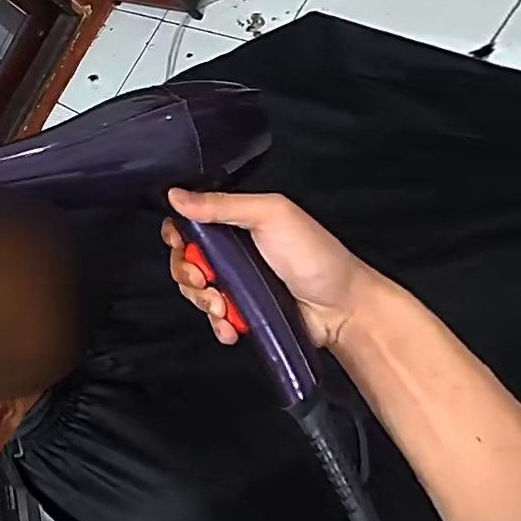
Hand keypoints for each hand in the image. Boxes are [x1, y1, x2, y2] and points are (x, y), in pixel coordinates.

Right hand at [161, 189, 386, 349]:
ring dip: (201, 299)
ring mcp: (233, 281)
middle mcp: (228, 250)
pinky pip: (211, 316)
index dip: (175, 233)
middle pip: (182, 257)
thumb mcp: (270, 215)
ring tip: (223, 306)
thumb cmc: (316, 256)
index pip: (186, 222)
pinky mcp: (239, 309)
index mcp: (232, 221)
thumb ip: (221, 204)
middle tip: (203, 279)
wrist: (346, 310)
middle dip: (185, 271)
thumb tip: (176, 196)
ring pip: (193, 288)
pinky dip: (217, 322)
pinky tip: (230, 324)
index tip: (179, 243)